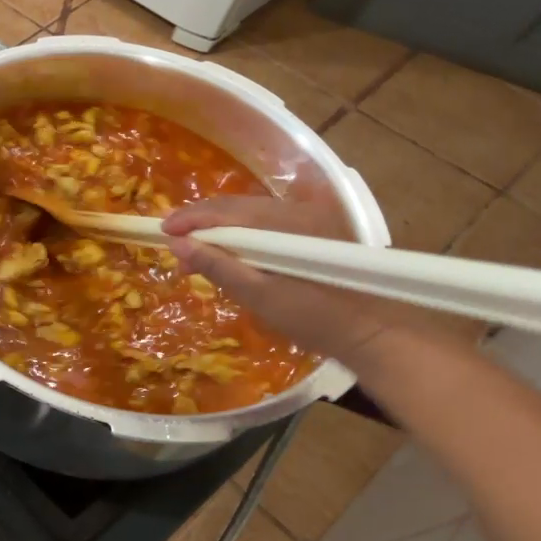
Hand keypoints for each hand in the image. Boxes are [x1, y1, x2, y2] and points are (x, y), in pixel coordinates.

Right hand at [161, 196, 415, 364]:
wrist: (378, 334)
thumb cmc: (317, 318)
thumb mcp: (259, 296)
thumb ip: (217, 266)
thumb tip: (177, 245)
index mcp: (284, 223)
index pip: (224, 211)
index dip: (189, 219)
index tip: (161, 233)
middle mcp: (298, 210)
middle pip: (235, 207)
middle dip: (200, 224)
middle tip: (175, 247)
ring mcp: (311, 218)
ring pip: (250, 213)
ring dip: (220, 230)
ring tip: (199, 255)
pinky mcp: (317, 230)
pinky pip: (267, 222)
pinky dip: (242, 234)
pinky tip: (232, 254)